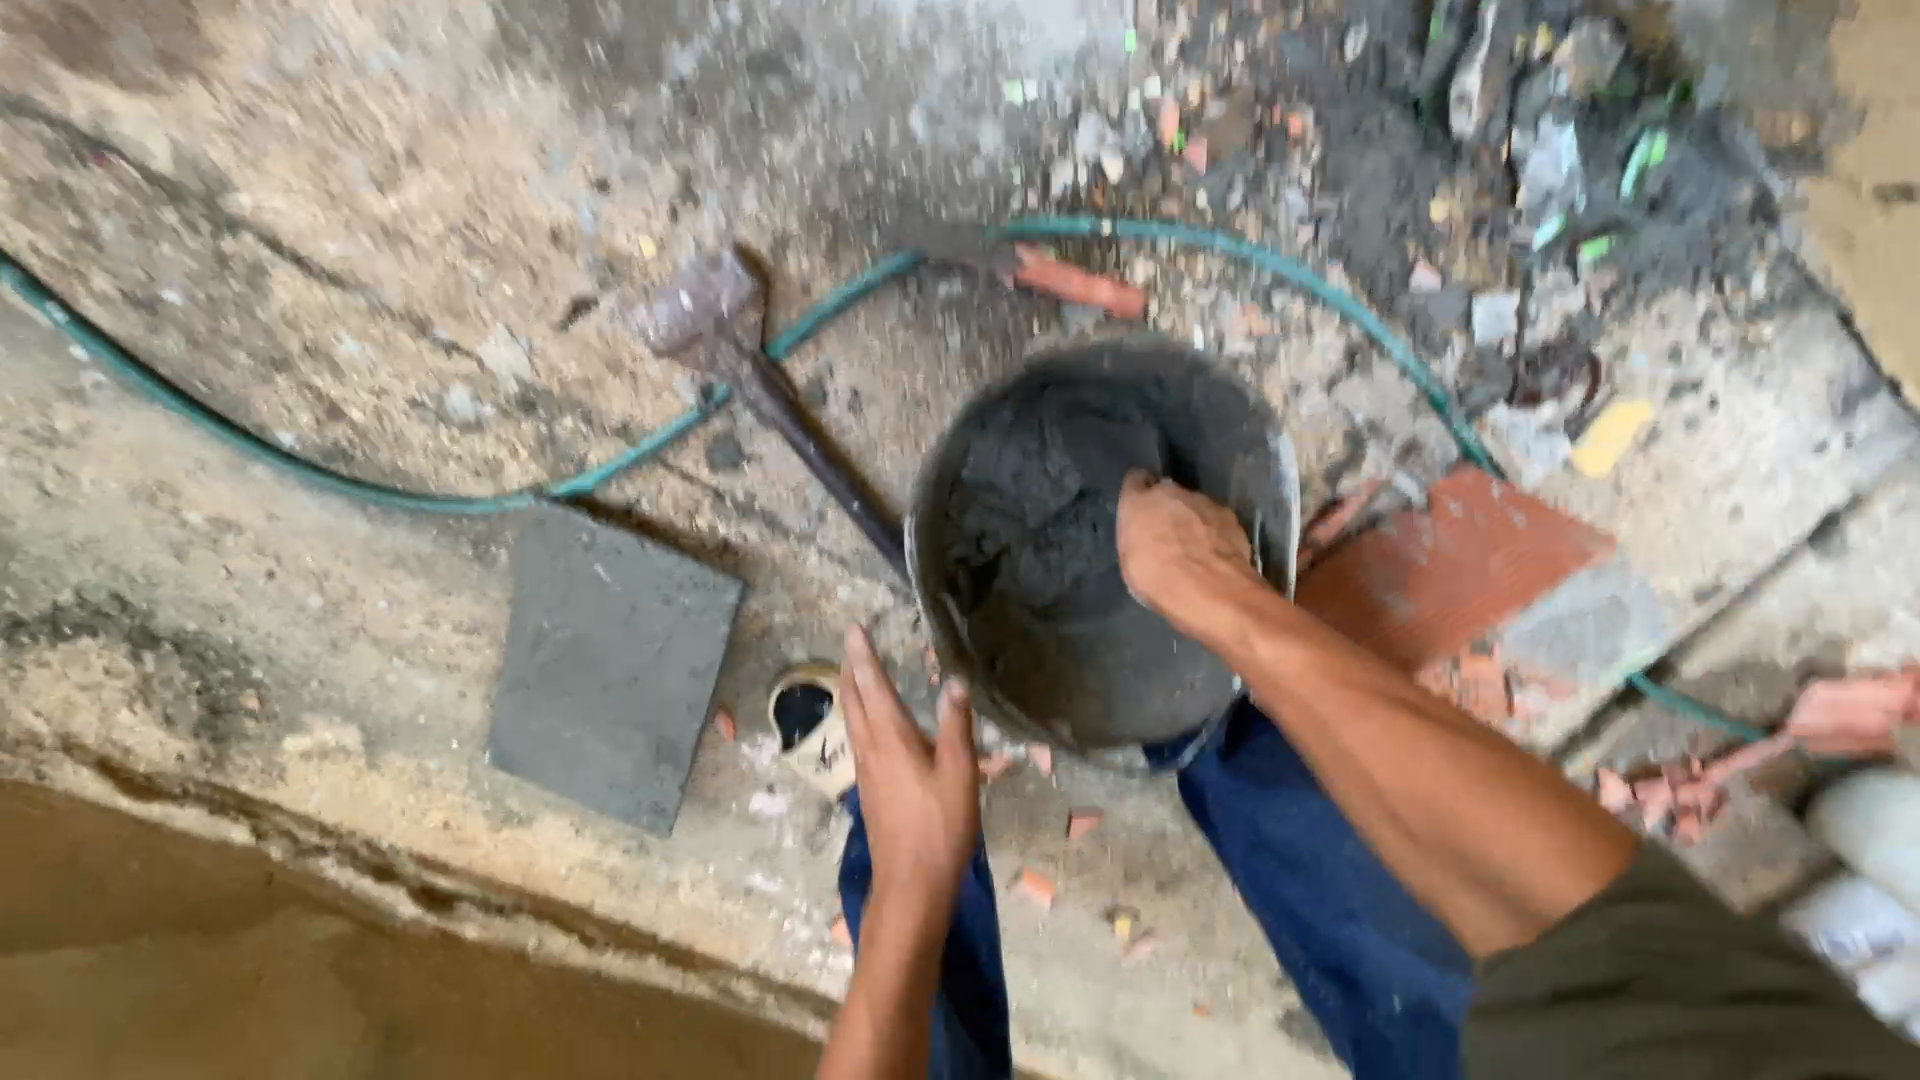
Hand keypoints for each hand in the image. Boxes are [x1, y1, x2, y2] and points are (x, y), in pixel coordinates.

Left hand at [839, 624, 979, 912]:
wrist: (911, 884)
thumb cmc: (940, 826)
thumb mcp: (960, 773)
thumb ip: (956, 725)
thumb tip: (954, 680)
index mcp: (891, 738)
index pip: (871, 684)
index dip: (863, 653)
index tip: (854, 626)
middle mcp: (871, 748)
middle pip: (851, 698)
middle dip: (850, 668)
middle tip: (853, 644)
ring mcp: (866, 770)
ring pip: (851, 719)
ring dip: (852, 691)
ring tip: (858, 674)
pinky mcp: (869, 788)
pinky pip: (859, 738)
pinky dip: (861, 716)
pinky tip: (876, 726)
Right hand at [1117, 470, 1261, 632]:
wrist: (1209, 589)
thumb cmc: (1157, 579)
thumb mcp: (1130, 562)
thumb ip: (1137, 537)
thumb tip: (1146, 535)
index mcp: (1138, 502)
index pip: (1135, 479)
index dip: (1139, 491)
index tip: (1141, 507)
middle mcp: (1170, 492)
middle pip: (1167, 491)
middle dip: (1167, 507)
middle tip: (1168, 534)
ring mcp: (1203, 501)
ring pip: (1194, 504)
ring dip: (1193, 519)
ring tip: (1196, 547)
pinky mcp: (1229, 515)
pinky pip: (1216, 519)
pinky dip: (1215, 531)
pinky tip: (1216, 553)